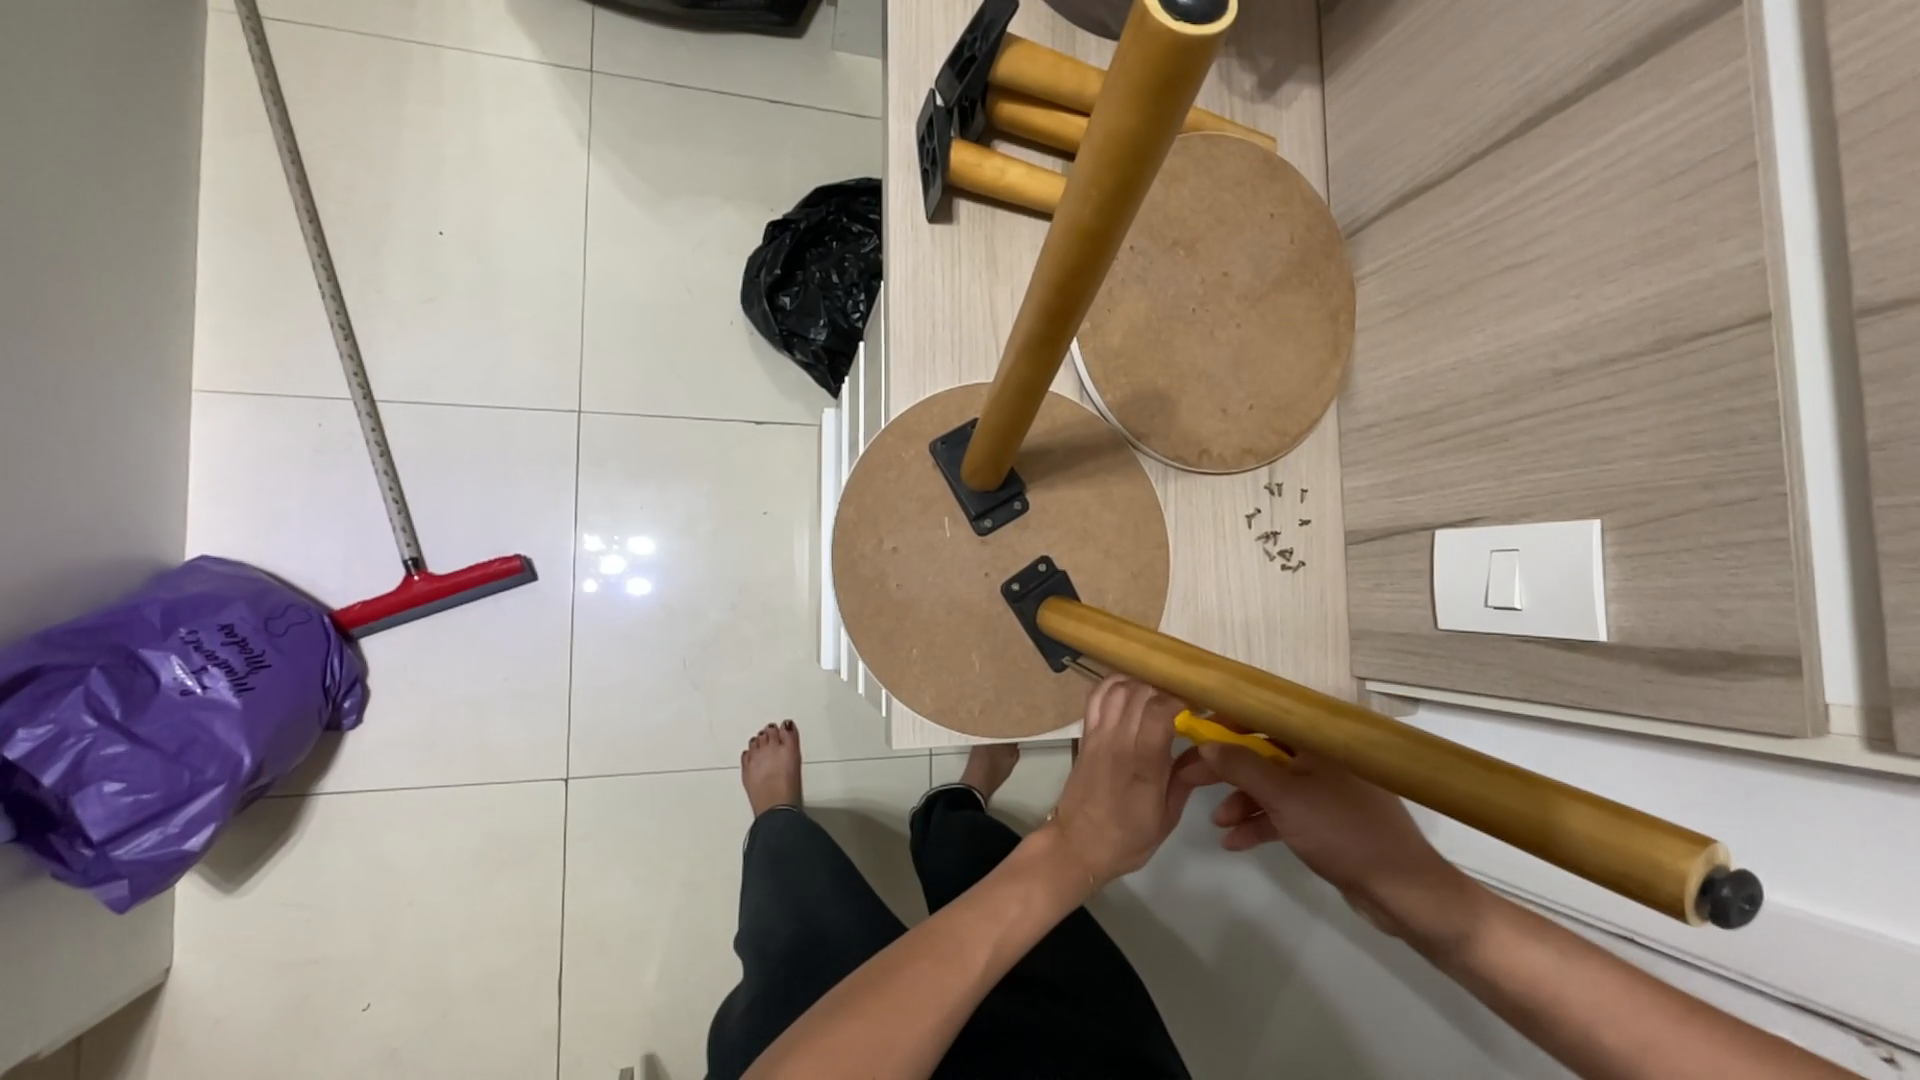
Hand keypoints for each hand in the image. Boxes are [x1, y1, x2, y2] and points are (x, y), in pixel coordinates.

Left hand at [1047, 676, 1198, 886]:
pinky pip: (1096, 698)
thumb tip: (1204, 750)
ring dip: (1140, 683)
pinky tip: (1130, 689)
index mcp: (1143, 766)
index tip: (1197, 704)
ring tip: (1158, 692)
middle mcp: (1118, 743)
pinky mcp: (1085, 736)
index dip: (1179, 699)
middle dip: (1164, 688)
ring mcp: (1098, 736)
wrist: (1078, 846)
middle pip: (1140, 693)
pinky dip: (1113, 685)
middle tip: (1181, 697)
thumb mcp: (1167, 818)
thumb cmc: (1127, 839)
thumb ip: (1184, 779)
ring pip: (1118, 689)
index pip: (1159, 712)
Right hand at [1179, 744, 1479, 947]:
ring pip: (1272, 785)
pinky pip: (1286, 812)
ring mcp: (1327, 790)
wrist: (1402, 889)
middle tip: (1190, 778)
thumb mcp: (1285, 797)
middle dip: (1228, 768)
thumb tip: (1207, 745)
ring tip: (1219, 823)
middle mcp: (1323, 758)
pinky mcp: (1329, 820)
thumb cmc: (1343, 832)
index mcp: (1319, 741)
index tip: (1196, 733)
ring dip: (1242, 801)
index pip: (1265, 716)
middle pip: (1264, 752)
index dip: (1228, 722)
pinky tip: (1236, 841)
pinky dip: (1261, 823)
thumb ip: (1243, 767)